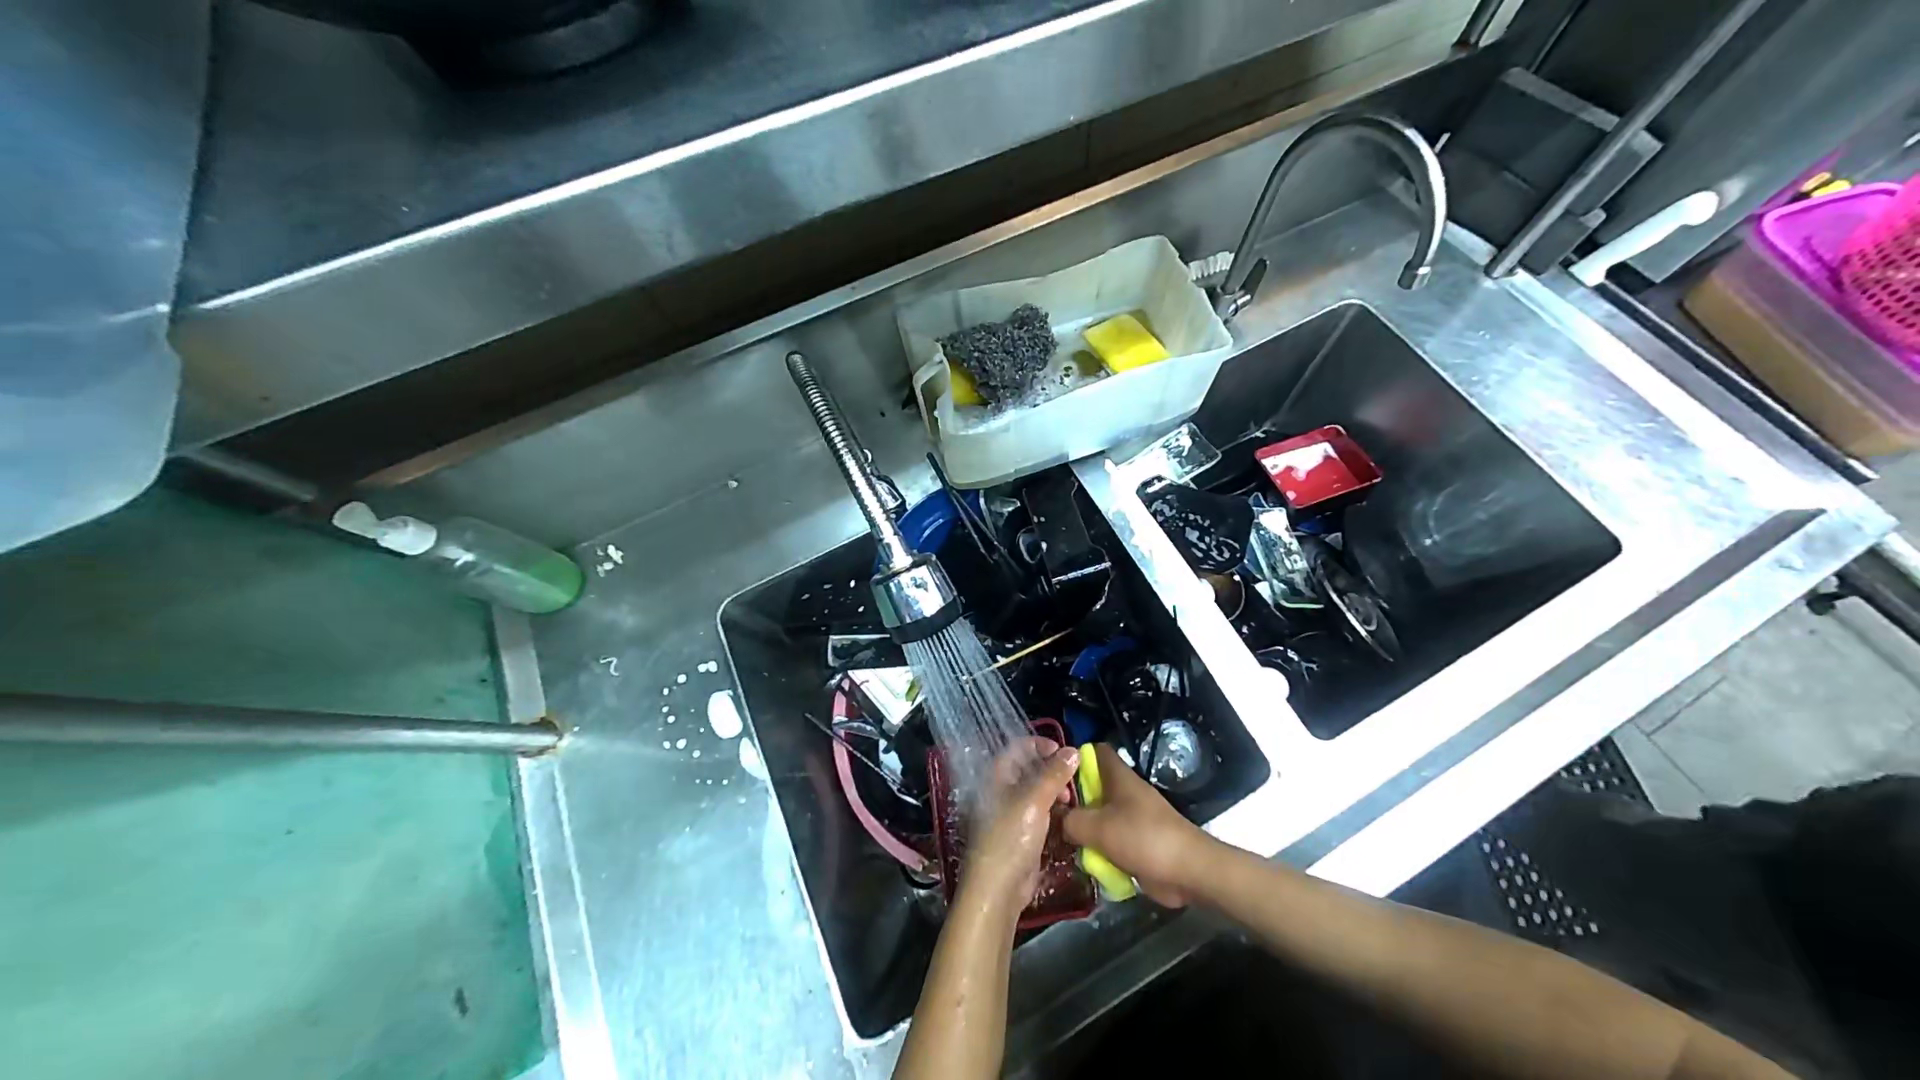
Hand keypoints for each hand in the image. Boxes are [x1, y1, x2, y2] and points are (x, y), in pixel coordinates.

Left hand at [958, 738, 1079, 917]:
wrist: (998, 887)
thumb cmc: (1011, 835)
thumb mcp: (1035, 799)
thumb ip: (1054, 773)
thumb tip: (1073, 750)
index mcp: (997, 774)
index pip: (1019, 746)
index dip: (1042, 745)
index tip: (1066, 752)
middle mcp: (1002, 789)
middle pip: (1030, 768)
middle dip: (1053, 770)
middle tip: (1072, 782)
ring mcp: (1011, 811)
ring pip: (1037, 791)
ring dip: (1055, 792)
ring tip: (1071, 801)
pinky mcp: (1021, 832)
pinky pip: (1040, 813)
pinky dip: (1054, 811)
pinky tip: (1067, 818)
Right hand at [1063, 743, 1210, 906]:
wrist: (1189, 872)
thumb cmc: (1143, 838)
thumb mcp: (1098, 828)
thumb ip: (1070, 821)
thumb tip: (1056, 819)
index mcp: (1119, 778)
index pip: (1094, 751)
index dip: (1073, 757)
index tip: (1052, 773)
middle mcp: (1124, 793)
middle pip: (1091, 787)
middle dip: (1072, 801)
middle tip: (1049, 814)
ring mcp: (1131, 818)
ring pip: (1098, 817)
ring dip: (1084, 830)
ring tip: (1062, 841)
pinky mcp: (1136, 843)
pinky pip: (1109, 841)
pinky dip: (1099, 850)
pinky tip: (1085, 861)